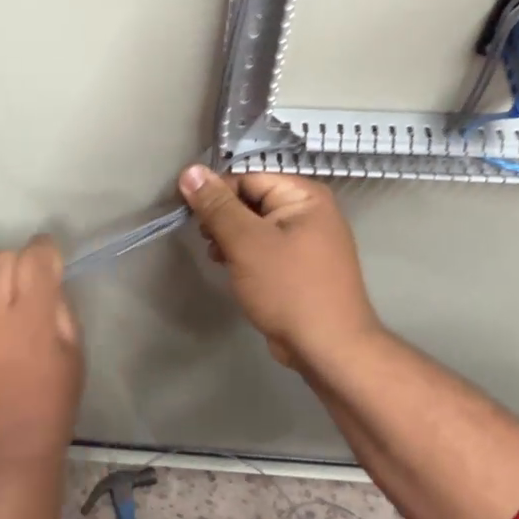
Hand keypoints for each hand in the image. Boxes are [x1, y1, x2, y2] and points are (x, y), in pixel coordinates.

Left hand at [0, 238, 83, 463]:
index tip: (48, 255)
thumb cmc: (51, 403)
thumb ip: (59, 310)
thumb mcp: (73, 354)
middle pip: (0, 260)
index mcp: (32, 322)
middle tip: (22, 275)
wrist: (8, 448)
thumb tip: (45, 279)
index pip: (36, 260)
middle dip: (17, 258)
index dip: (45, 249)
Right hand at [179, 165, 378, 368]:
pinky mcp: (300, 267)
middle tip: (205, 239)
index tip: (190, 213)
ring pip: (256, 226)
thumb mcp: (246, 243)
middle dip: (224, 217)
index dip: (216, 191)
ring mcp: (308, 241)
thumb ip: (217, 206)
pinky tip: (230, 269)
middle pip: (252, 199)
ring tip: (216, 257)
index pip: (249, 177)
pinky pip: (266, 249)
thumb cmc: (289, 288)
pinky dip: (245, 255)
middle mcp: (310, 211)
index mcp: (304, 195)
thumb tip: (190, 172)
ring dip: (231, 238)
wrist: (327, 346)